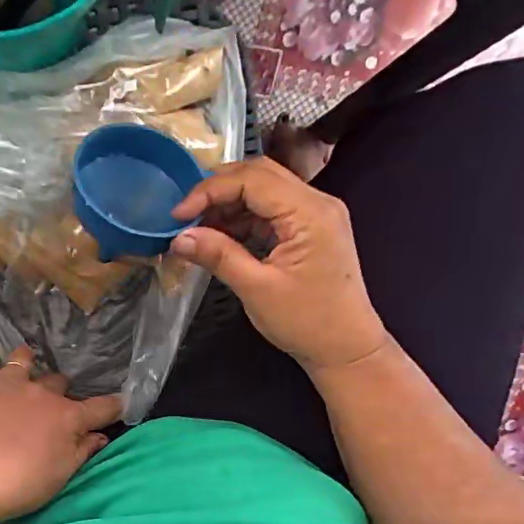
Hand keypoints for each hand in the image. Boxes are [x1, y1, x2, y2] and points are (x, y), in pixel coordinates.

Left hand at [0, 333, 122, 523]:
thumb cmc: (20, 483)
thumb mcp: (61, 476)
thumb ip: (82, 452)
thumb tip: (99, 435)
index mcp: (68, 417)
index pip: (102, 408)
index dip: (114, 407)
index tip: (121, 405)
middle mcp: (43, 393)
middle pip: (60, 383)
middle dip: (62, 392)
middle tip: (55, 408)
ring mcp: (11, 383)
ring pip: (25, 360)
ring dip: (29, 362)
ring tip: (27, 364)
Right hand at [170, 157, 389, 373]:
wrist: (345, 348)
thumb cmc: (306, 321)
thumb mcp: (256, 289)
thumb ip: (218, 256)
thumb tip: (180, 237)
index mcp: (309, 212)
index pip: (252, 179)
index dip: (209, 190)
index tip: (178, 215)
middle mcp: (317, 203)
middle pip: (259, 175)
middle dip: (217, 190)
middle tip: (184, 215)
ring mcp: (315, 214)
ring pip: (263, 190)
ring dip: (228, 204)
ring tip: (197, 230)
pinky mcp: (309, 229)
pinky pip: (270, 210)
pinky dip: (242, 218)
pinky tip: (219, 236)